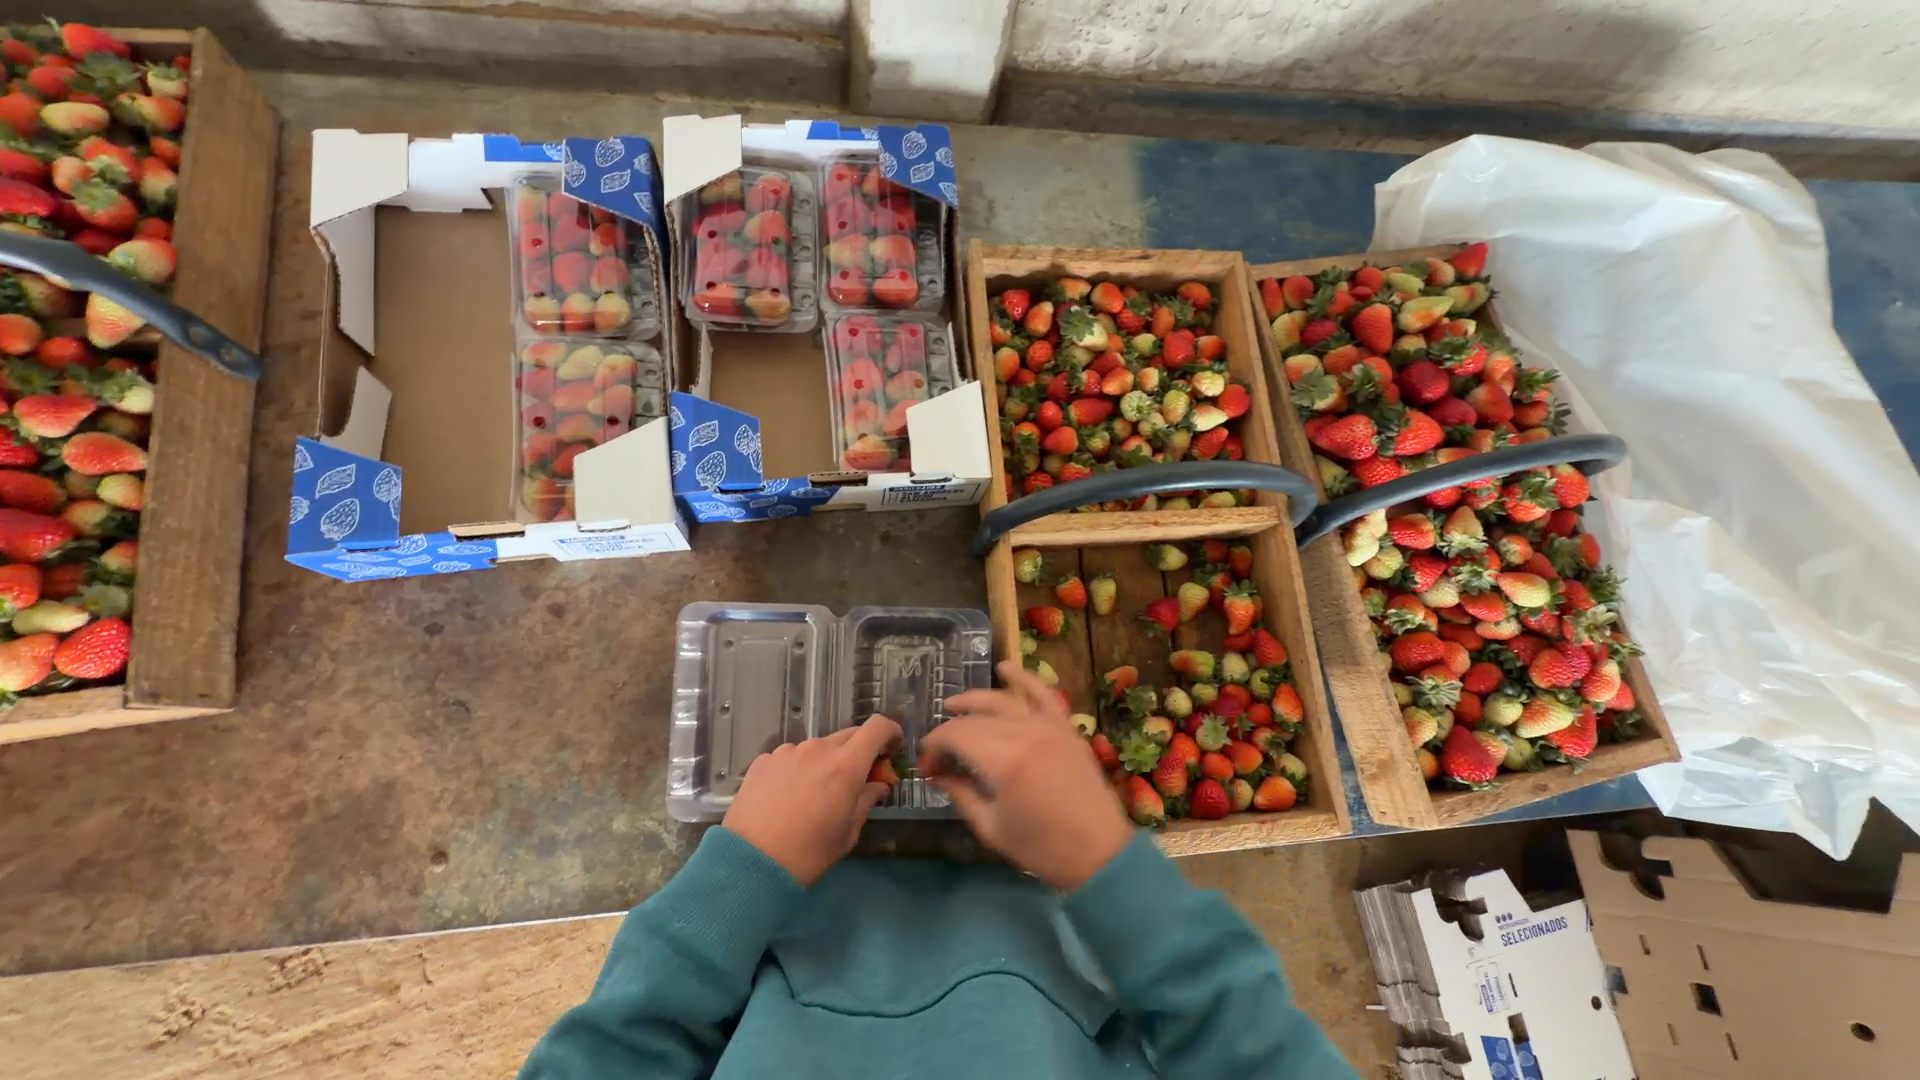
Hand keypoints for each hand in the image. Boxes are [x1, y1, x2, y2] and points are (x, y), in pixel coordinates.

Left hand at [724, 714, 902, 885]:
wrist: (749, 865)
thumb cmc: (808, 854)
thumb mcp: (848, 833)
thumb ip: (867, 800)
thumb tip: (877, 784)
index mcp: (846, 765)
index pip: (878, 727)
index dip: (890, 732)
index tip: (892, 749)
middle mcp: (817, 749)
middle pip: (849, 736)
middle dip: (858, 752)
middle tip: (854, 780)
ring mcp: (787, 751)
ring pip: (818, 747)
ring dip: (825, 762)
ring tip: (814, 795)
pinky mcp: (763, 760)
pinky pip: (790, 757)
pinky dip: (798, 769)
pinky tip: (787, 797)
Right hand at [924, 661, 1133, 890]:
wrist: (1099, 853)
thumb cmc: (1041, 848)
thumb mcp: (991, 828)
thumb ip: (961, 795)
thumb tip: (939, 775)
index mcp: (1002, 761)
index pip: (954, 736)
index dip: (934, 748)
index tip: (927, 768)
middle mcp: (1024, 733)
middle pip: (974, 719)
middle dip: (948, 732)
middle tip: (938, 755)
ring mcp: (1048, 726)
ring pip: (1002, 701)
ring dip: (974, 700)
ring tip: (953, 704)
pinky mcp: (1066, 728)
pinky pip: (1044, 695)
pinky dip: (1024, 679)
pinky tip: (1006, 668)